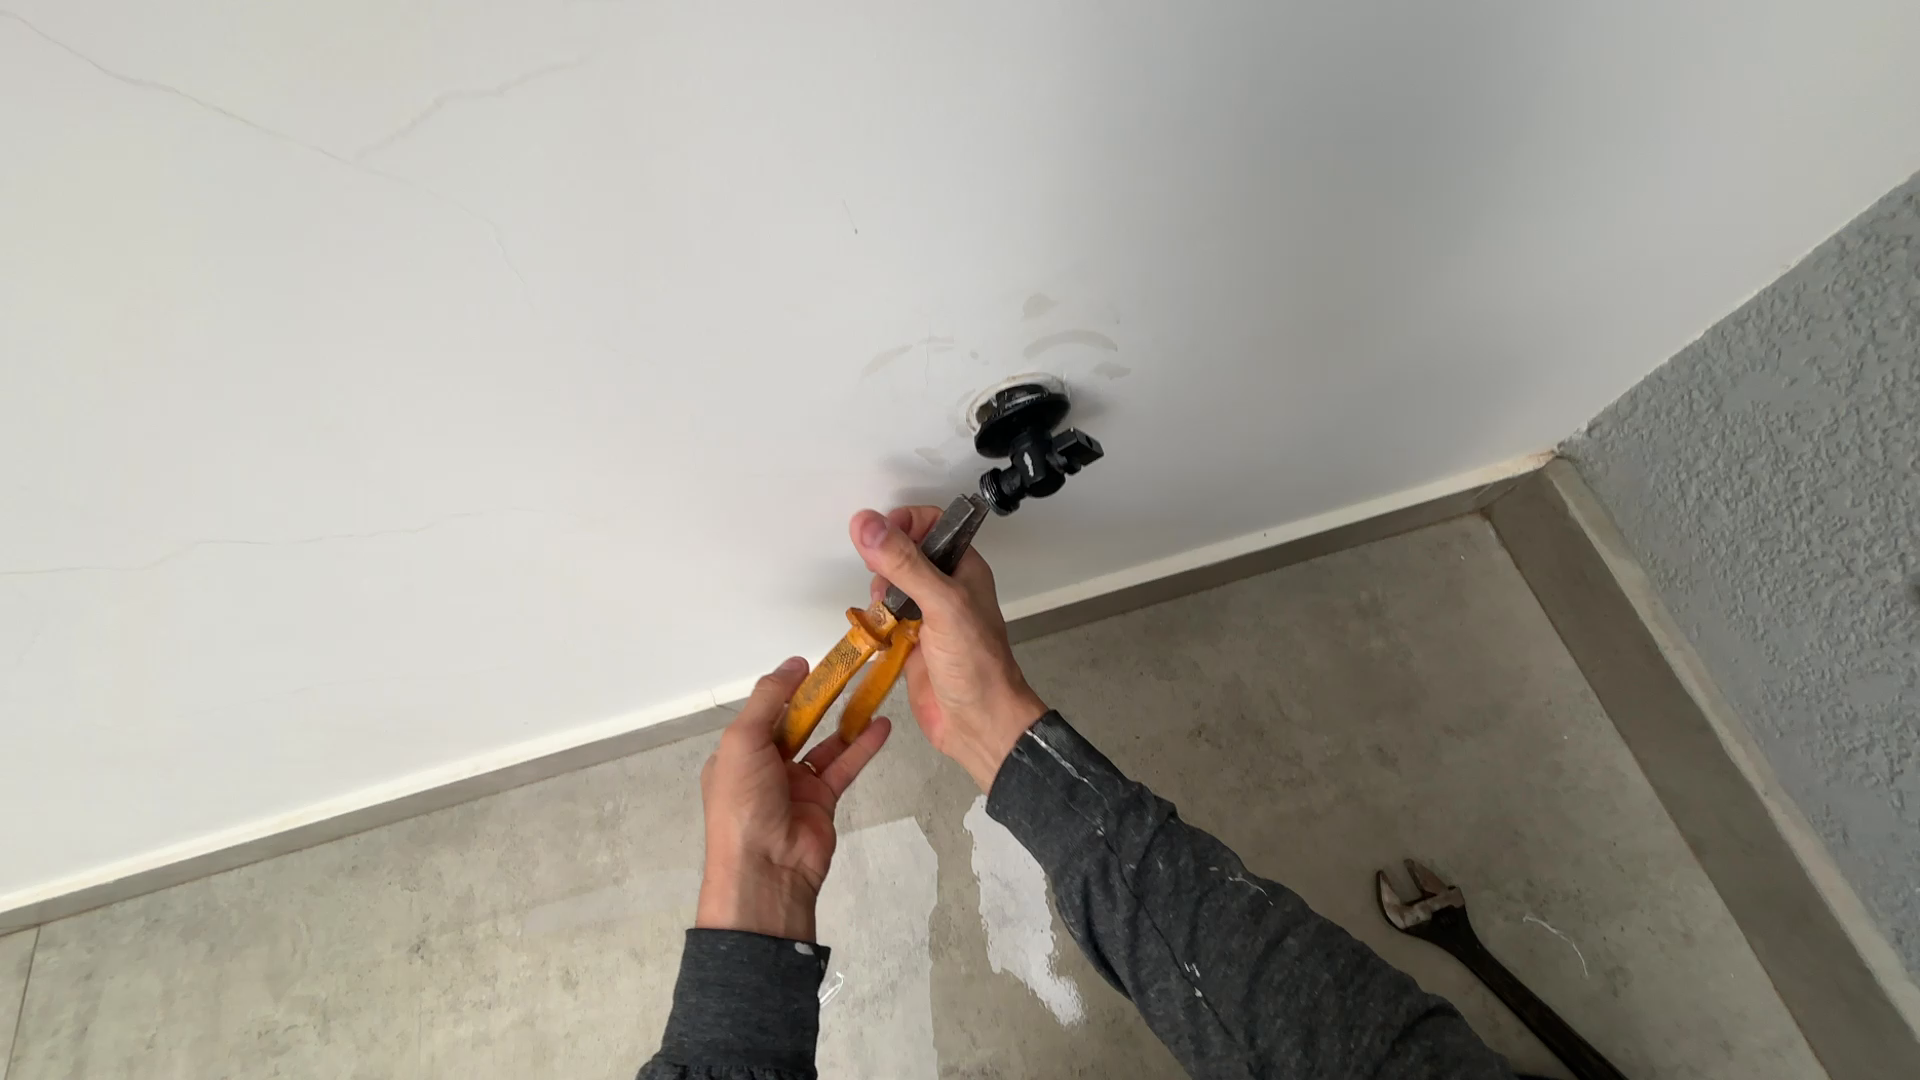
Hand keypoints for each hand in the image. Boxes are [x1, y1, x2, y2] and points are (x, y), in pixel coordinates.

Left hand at [695, 656, 891, 940]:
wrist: (766, 870)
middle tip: (847, 670)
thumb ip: (768, 698)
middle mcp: (764, 766)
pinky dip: (863, 745)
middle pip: (795, 723)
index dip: (786, 688)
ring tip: (871, 689)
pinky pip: (844, 765)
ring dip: (845, 719)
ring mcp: (795, 784)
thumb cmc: (745, 801)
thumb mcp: (743, 741)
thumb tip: (794, 663)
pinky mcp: (823, 800)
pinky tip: (882, 725)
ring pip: (823, 743)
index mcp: (736, 754)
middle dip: (818, 699)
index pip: (763, 712)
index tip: (812, 665)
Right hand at [851, 507, 1047, 791]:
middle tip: (883, 583)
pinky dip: (876, 621)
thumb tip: (866, 523)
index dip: (903, 523)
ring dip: (879, 593)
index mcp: (963, 567)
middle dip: (885, 560)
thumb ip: (904, 563)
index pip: (931, 524)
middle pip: (904, 552)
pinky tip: (879, 633)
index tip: (880, 539)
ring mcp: (927, 615)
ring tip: (883, 612)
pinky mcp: (911, 642)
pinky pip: (885, 619)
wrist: (978, 724)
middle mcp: (945, 586)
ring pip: (890, 586)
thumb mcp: (941, 603)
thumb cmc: (974, 661)